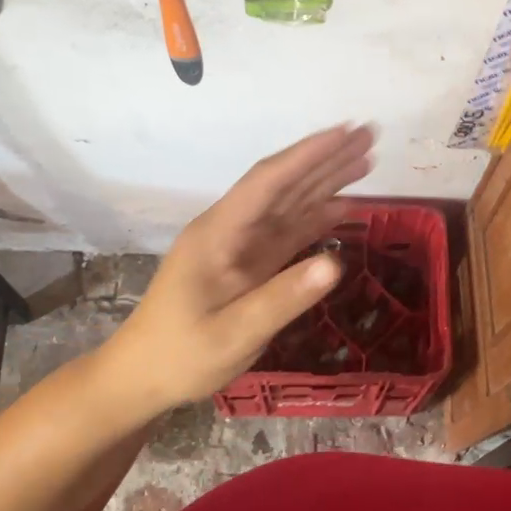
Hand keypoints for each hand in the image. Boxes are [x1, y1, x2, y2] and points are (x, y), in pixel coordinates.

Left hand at [99, 124, 375, 407]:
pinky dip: (317, 217)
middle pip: (282, 185)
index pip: (268, 183)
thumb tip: (335, 264)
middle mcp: (230, 230)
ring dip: (326, 182)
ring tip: (366, 161)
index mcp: (218, 234)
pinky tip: (344, 207)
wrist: (143, 377)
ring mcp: (240, 246)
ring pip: (288, 204)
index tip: (345, 133)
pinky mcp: (249, 264)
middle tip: (368, 136)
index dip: (308, 156)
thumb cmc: (182, 355)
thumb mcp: (233, 334)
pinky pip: (288, 232)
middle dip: (325, 159)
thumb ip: (282, 298)